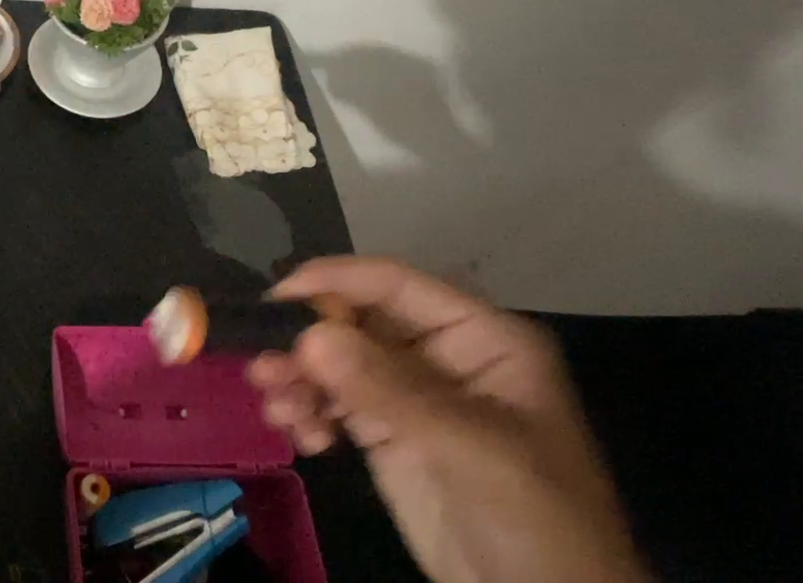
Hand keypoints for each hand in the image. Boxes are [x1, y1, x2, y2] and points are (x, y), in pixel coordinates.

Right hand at [248, 257, 649, 582]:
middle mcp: (438, 353)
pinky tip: (303, 438)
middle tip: (264, 368)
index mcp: (479, 337)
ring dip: (297, 378)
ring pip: (333, 360)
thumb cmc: (538, 520)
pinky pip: (330, 402)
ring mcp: (408, 394)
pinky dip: (306, 412)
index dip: (335, 282)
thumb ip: (391, 391)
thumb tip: (309, 337)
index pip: (394, 286)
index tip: (276, 298)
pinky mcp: (383, 432)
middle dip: (305, 340)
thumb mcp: (473, 451)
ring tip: (277, 409)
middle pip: (353, 320)